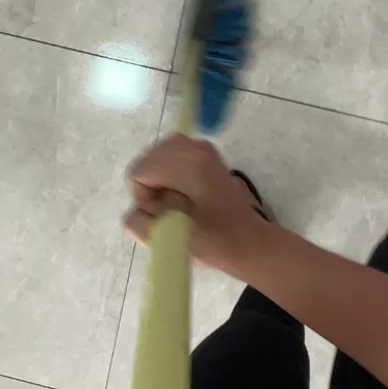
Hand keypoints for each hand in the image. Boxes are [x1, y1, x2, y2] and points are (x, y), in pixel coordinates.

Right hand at [123, 135, 275, 275]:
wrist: (249, 241)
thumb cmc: (213, 241)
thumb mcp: (168, 237)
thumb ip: (138, 220)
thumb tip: (140, 206)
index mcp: (186, 163)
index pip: (138, 173)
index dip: (145, 198)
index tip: (166, 215)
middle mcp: (194, 146)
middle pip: (147, 161)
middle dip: (153, 186)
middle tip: (174, 210)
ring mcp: (202, 147)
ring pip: (159, 158)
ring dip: (162, 181)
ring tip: (181, 203)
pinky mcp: (207, 155)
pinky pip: (173, 159)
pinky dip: (173, 176)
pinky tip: (188, 195)